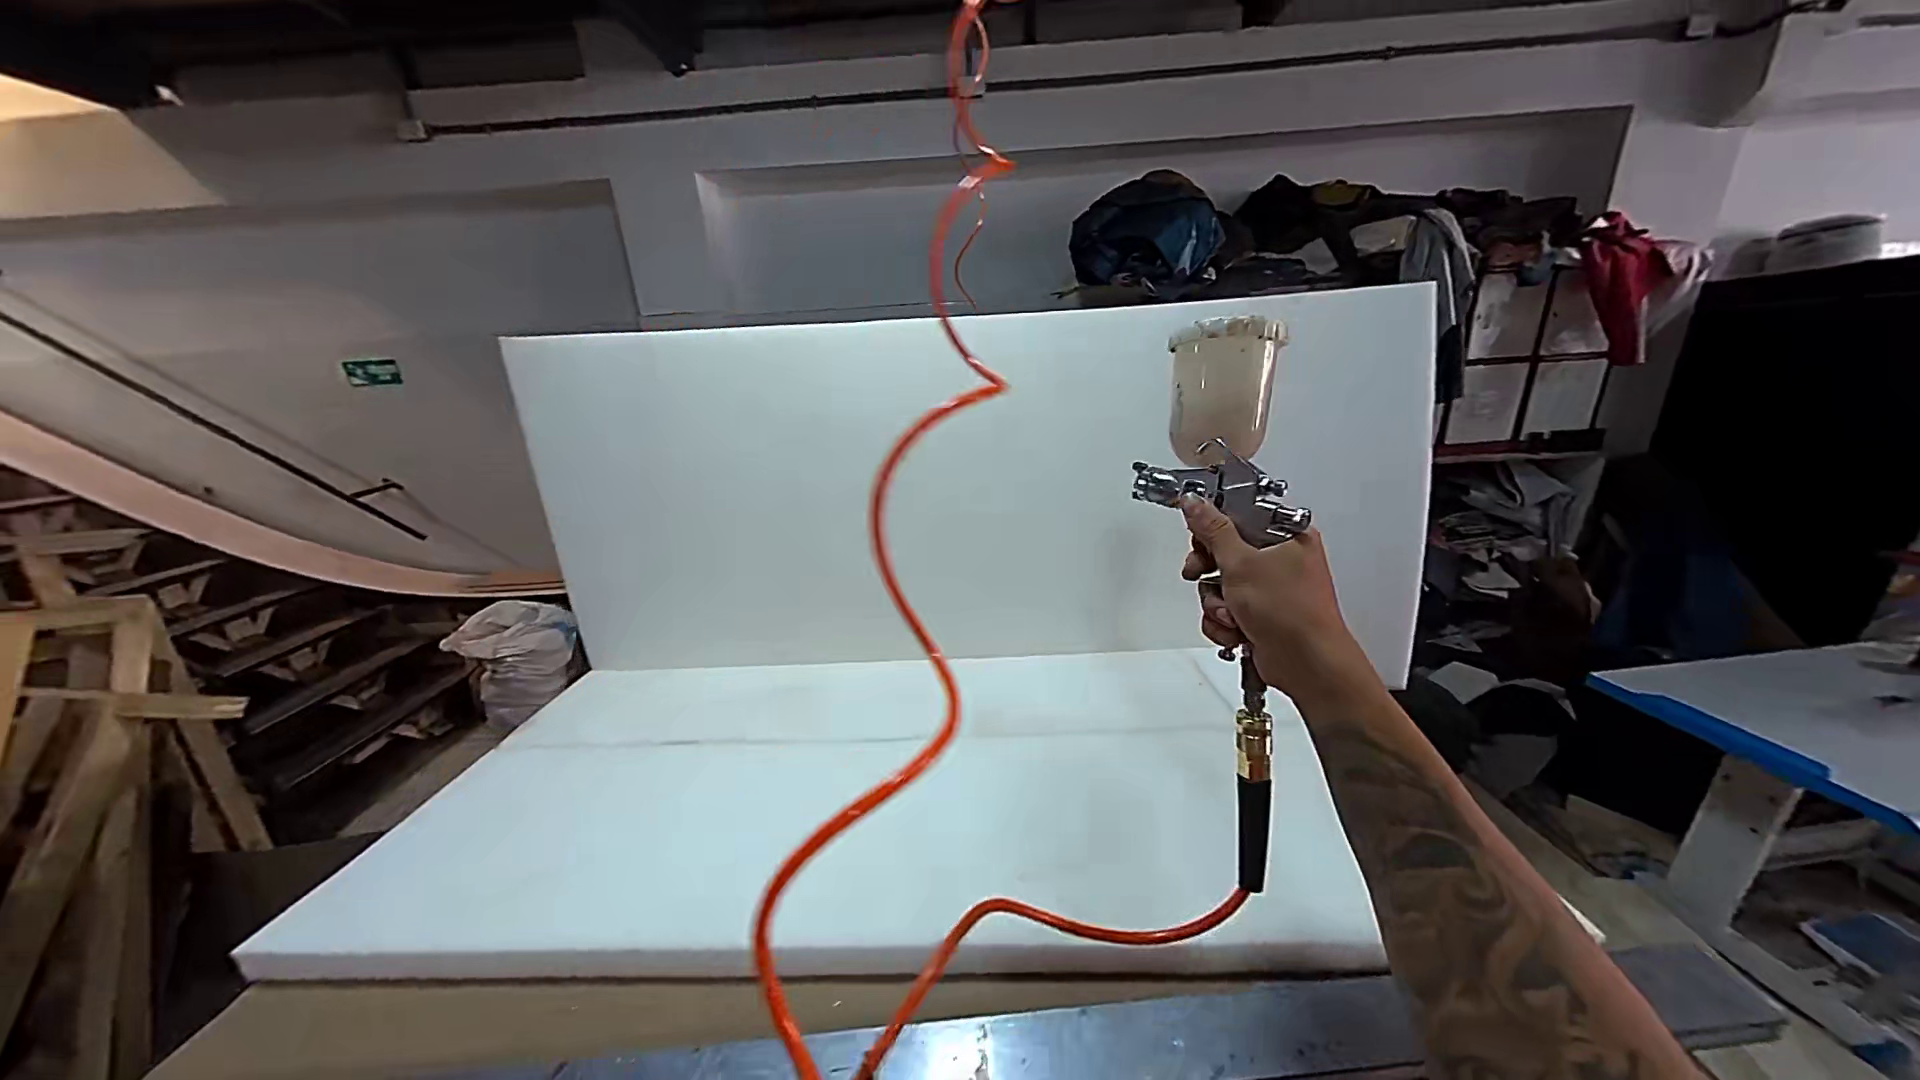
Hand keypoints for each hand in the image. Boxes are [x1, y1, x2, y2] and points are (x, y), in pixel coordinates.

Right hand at [1179, 496, 1376, 705]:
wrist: (1307, 665)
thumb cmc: (1293, 614)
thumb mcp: (1241, 563)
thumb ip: (1213, 530)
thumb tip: (1196, 504)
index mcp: (1286, 536)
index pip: (1237, 516)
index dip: (1212, 526)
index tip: (1196, 535)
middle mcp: (1279, 559)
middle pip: (1222, 551)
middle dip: (1208, 570)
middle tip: (1201, 571)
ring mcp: (1268, 588)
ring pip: (1218, 583)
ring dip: (1216, 602)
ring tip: (1231, 613)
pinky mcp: (1257, 613)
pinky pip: (1222, 607)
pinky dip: (1222, 621)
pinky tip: (1235, 629)